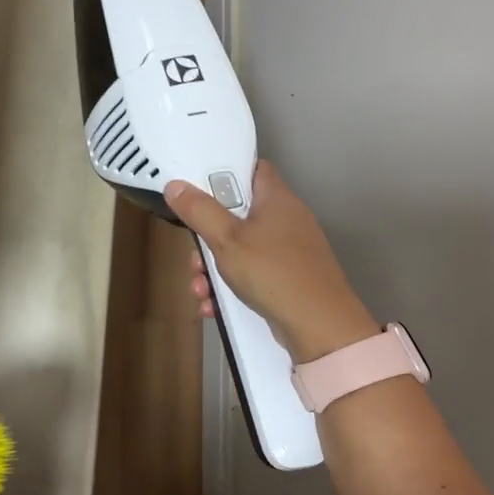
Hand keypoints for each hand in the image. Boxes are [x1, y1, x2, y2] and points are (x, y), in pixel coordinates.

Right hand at [166, 161, 377, 360]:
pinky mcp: (287, 278)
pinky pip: (250, 274)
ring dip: (213, 269)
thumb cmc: (272, 272)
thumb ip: (199, 211)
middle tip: (193, 255)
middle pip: (237, 215)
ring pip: (239, 250)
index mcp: (276, 199)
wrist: (318, 326)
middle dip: (207, 238)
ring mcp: (288, 251)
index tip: (197, 187)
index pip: (252, 169)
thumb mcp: (226, 240)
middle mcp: (285, 220)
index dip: (225, 173)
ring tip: (200, 290)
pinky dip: (229, 287)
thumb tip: (175, 185)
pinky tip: (213, 306)